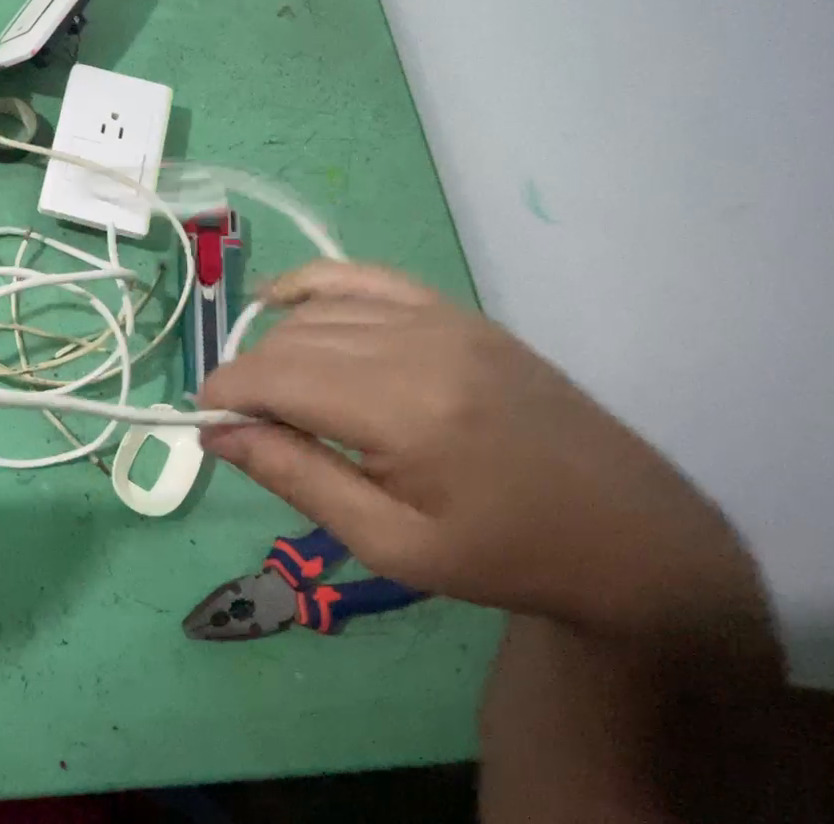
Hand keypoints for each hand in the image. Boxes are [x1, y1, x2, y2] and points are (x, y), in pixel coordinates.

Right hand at [199, 262, 761, 637]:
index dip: (224, 392)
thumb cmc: (501, 556)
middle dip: (247, 376)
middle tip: (242, 424)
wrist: (630, 537)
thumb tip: (214, 433)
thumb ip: (294, 477)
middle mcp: (420, 346)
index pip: (275, 375)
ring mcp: (445, 321)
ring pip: (319, 312)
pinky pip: (366, 278)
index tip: (203, 419)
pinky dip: (313, 285)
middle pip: (290, 340)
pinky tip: (279, 299)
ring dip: (277, 345)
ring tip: (273, 393)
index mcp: (404, 410)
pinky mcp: (460, 315)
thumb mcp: (387, 542)